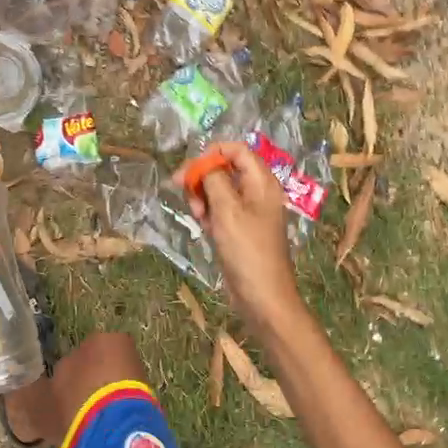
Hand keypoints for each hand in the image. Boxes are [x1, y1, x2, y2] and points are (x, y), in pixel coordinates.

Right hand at [177, 143, 302, 329]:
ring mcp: (249, 212)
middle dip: (202, 177)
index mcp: (262, 182)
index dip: (212, 153)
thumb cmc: (247, 250)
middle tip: (185, 191)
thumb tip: (204, 164)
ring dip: (202, 196)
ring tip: (197, 214)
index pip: (236, 150)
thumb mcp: (227, 209)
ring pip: (219, 189)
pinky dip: (209, 213)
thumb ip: (213, 179)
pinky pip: (220, 209)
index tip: (191, 168)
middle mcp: (257, 192)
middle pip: (225, 168)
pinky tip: (203, 226)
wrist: (263, 298)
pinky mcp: (240, 229)